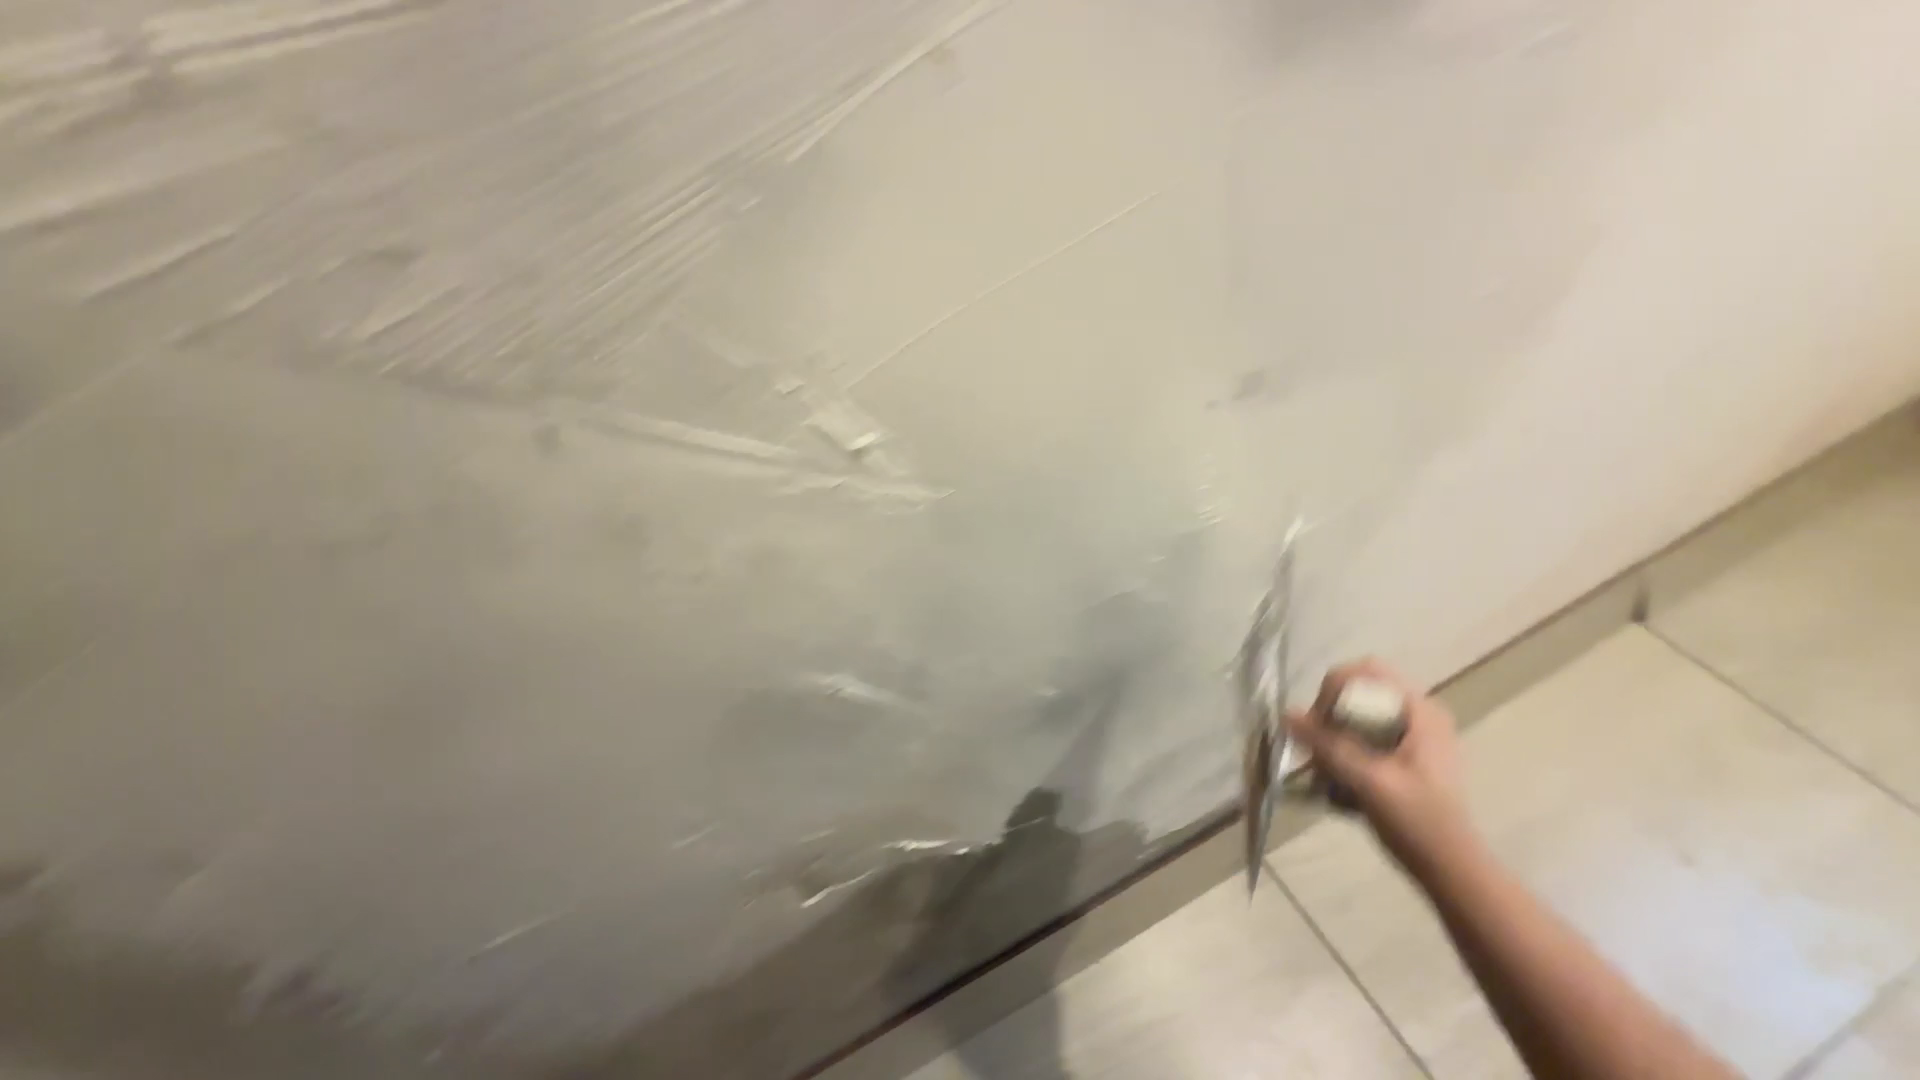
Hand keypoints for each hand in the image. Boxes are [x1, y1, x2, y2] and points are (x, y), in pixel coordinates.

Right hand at [1287, 658, 1479, 877]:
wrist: (1452, 869)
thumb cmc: (1417, 823)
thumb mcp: (1368, 782)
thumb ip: (1329, 745)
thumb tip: (1287, 714)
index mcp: (1421, 712)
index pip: (1367, 673)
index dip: (1334, 690)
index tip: (1318, 725)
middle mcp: (1419, 715)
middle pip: (1360, 693)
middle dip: (1330, 717)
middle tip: (1315, 749)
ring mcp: (1414, 736)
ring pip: (1358, 716)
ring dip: (1334, 738)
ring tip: (1324, 772)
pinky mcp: (1406, 756)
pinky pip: (1365, 738)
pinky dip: (1345, 754)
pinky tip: (1339, 785)